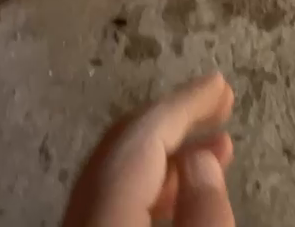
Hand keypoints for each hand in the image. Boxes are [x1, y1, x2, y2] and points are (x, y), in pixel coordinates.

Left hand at [62, 73, 236, 226]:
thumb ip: (203, 213)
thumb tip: (202, 159)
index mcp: (104, 214)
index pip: (138, 138)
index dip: (182, 104)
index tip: (219, 83)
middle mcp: (78, 216)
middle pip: (119, 150)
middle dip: (171, 119)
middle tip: (220, 102)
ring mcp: (74, 226)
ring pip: (112, 178)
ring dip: (164, 154)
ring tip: (217, 147)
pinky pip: (109, 204)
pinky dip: (146, 186)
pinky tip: (182, 191)